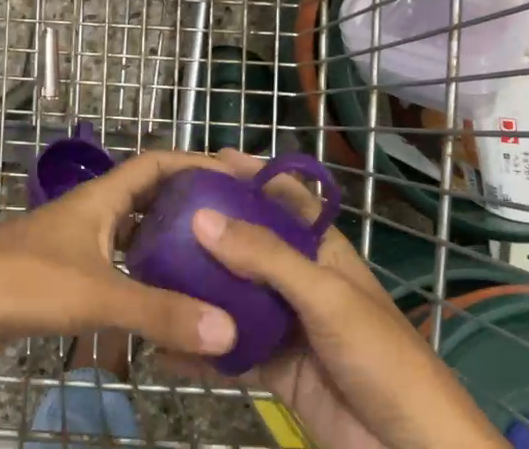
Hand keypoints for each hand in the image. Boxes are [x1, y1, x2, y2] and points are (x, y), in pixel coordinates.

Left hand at [0, 151, 239, 362]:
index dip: (193, 164)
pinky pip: (116, 270)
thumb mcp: (96, 295)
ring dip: (166, 246)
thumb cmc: (22, 281)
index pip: (154, 165)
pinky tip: (164, 306)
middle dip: (187, 207)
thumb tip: (227, 329)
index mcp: (98, 199)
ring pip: (131, 237)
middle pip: (147, 199)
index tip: (235, 176)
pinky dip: (142, 280)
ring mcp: (75, 246)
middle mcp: (90, 215)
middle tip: (233, 228)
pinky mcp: (63, 278)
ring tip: (211, 267)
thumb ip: (159, 312)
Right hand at [159, 150, 505, 448]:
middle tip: (161, 212)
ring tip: (147, 268)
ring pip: (232, 296)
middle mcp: (300, 282)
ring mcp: (285, 326)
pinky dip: (197, 347)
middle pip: (249, 244)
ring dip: (197, 285)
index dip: (252, 176)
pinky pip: (227, 349)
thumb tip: (201, 217)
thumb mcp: (327, 298)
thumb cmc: (381, 359)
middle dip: (211, 228)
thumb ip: (266, 257)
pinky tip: (161, 342)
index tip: (206, 159)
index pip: (285, 199)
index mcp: (323, 253)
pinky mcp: (272, 368)